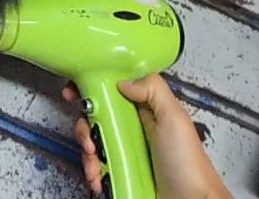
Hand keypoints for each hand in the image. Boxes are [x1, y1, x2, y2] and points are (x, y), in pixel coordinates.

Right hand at [67, 75, 232, 198]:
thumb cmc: (186, 161)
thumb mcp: (174, 118)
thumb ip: (152, 89)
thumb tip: (121, 81)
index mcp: (143, 108)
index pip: (110, 88)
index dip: (89, 86)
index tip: (73, 92)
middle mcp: (130, 126)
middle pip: (95, 114)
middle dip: (84, 124)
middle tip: (88, 139)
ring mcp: (124, 151)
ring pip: (93, 140)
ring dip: (87, 151)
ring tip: (95, 165)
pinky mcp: (120, 173)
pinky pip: (97, 166)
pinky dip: (92, 170)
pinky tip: (97, 178)